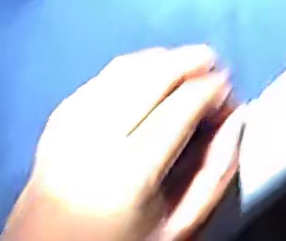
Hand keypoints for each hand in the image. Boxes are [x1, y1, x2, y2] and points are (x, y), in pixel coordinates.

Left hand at [1, 47, 242, 240]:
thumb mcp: (179, 227)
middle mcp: (92, 146)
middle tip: (217, 74)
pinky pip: (96, 82)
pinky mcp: (48, 136)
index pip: (187, 100)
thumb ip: (217, 171)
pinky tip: (146, 80)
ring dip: (164, 61)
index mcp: (127, 175)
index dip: (220, 90)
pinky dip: (128, 72)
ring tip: (186, 71)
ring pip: (126, 68)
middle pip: (156, 73)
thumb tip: (237, 115)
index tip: (231, 101)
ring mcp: (65, 137)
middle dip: (196, 61)